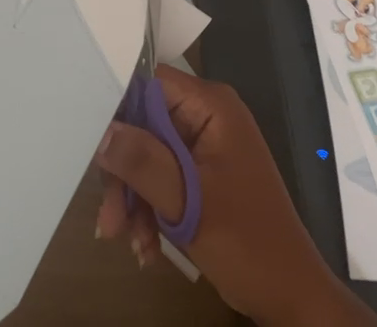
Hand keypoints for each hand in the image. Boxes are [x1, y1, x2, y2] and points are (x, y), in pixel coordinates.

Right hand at [94, 66, 376, 326]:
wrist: (288, 293)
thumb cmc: (245, 241)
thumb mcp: (187, 201)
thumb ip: (142, 160)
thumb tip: (102, 130)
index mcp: (211, 107)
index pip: (148, 83)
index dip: (115, 107)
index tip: (88, 142)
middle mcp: (207, 116)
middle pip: (142, 124)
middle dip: (123, 172)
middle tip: (109, 219)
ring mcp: (205, 145)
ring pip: (147, 155)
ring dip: (133, 198)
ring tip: (128, 241)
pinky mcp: (201, 173)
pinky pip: (161, 176)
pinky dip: (149, 208)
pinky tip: (146, 246)